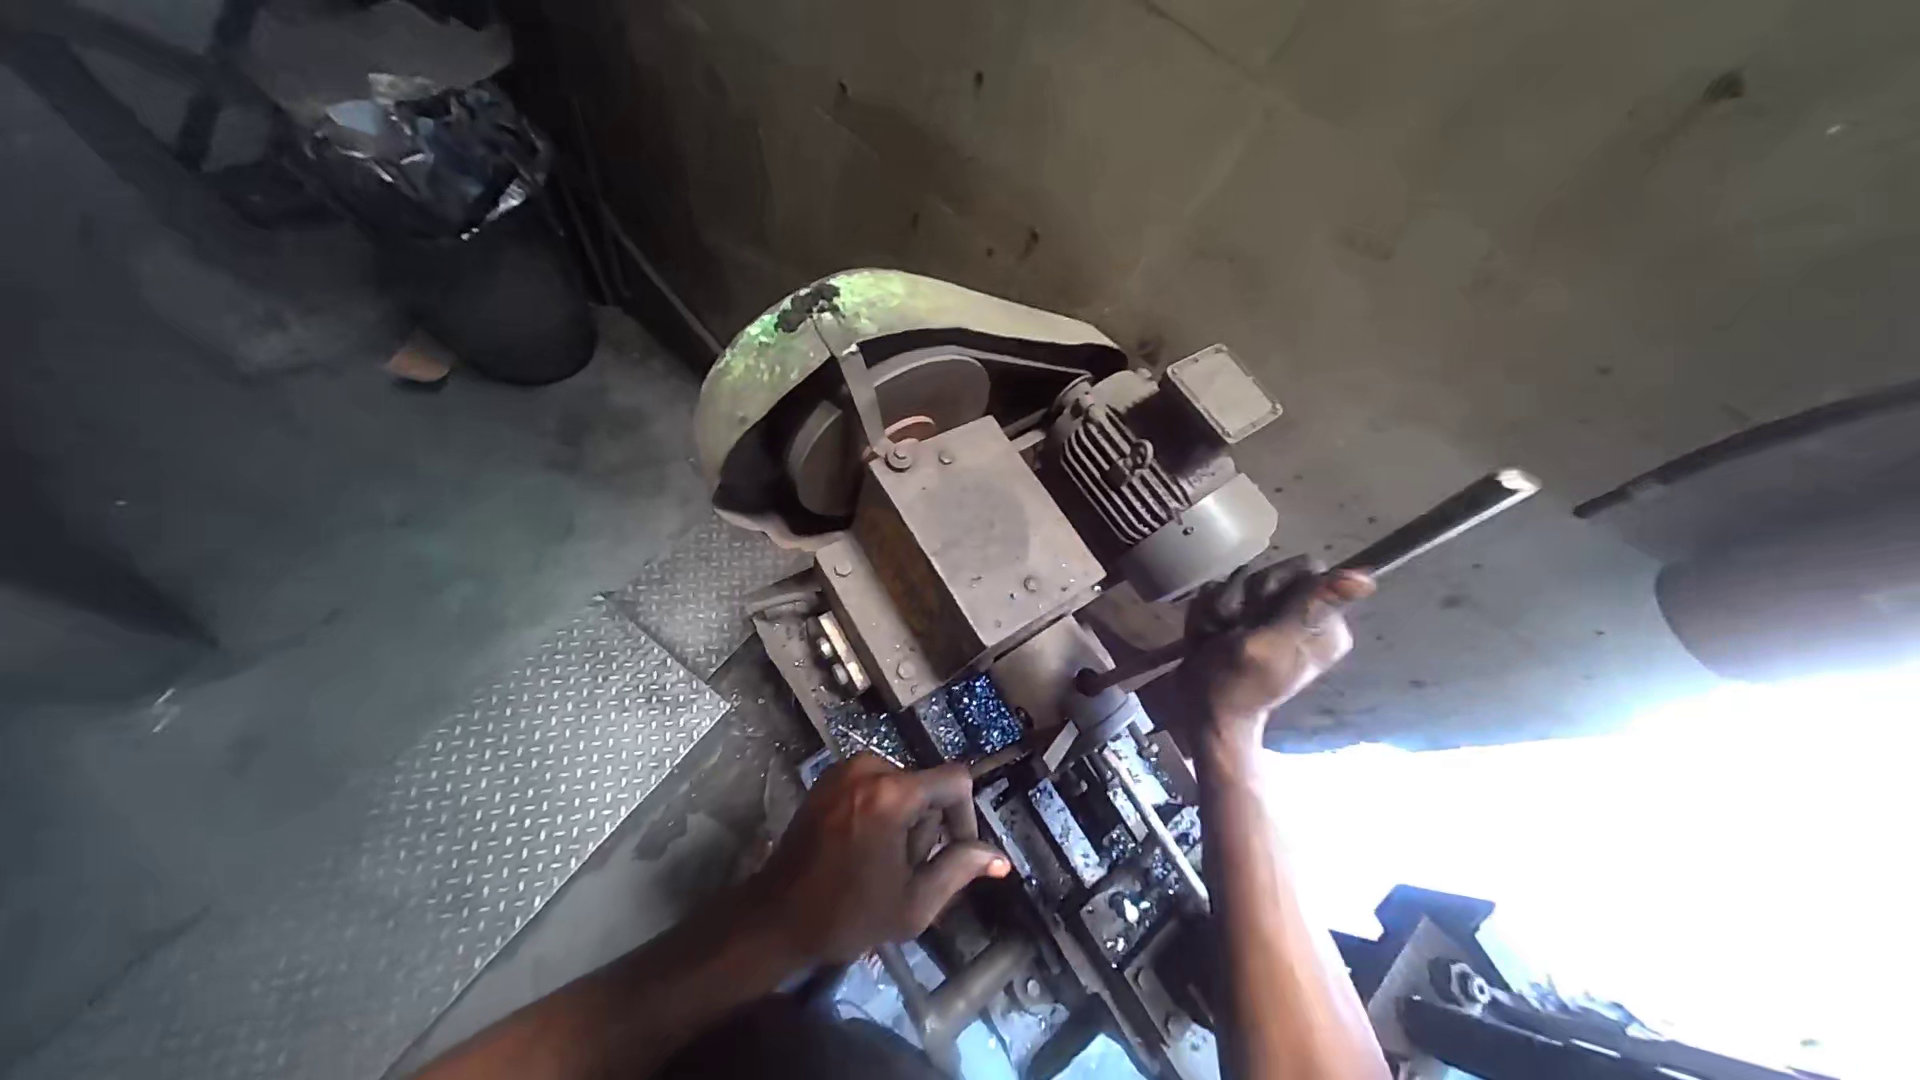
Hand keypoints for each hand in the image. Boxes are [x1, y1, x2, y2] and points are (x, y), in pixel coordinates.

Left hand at [748, 754, 1010, 964]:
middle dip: (927, 826)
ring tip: (882, 861)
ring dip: (906, 819)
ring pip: (904, 785)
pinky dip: (882, 810)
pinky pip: (877, 784)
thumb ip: (960, 870)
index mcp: (891, 794)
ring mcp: (845, 768)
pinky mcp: (830, 777)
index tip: (953, 852)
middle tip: (905, 869)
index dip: (965, 816)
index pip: (955, 780)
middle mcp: (869, 767)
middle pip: (927, 786)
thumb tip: (999, 858)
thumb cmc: (847, 914)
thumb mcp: (914, 903)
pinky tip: (864, 846)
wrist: (776, 917)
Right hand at [1179, 558, 1374, 752]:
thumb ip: (1310, 608)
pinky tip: (1206, 638)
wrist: (1201, 711)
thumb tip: (1366, 579)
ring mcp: (1265, 617)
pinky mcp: (1237, 619)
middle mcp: (1298, 616)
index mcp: (1322, 622)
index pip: (1305, 569)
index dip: (1274, 585)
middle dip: (1241, 600)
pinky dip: (1205, 615)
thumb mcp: (1277, 645)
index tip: (1260, 615)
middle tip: (1235, 632)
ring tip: (1217, 639)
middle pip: (1267, 573)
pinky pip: (1215, 594)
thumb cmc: (1239, 683)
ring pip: (1234, 582)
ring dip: (1218, 609)